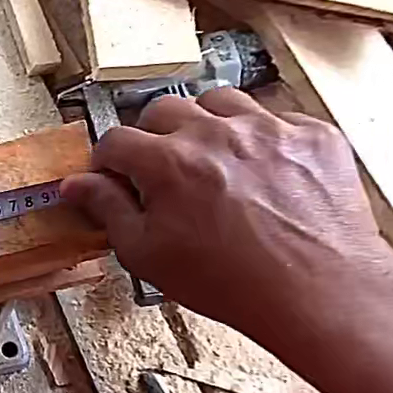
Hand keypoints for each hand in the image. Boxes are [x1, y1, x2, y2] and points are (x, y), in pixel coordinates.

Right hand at [61, 88, 392, 351]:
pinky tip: (256, 169)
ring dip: (202, 124)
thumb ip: (107, 209)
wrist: (317, 292)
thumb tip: (76, 184)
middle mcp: (214, 133)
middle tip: (159, 170)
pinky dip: (255, 135)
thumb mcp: (146, 254)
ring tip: (208, 159)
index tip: (112, 175)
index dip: (106, 160)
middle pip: (161, 109)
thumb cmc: (228, 280)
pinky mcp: (309, 133)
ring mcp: (266, 128)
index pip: (115, 140)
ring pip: (216, 100)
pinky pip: (270, 116)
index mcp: (167, 163)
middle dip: (151, 137)